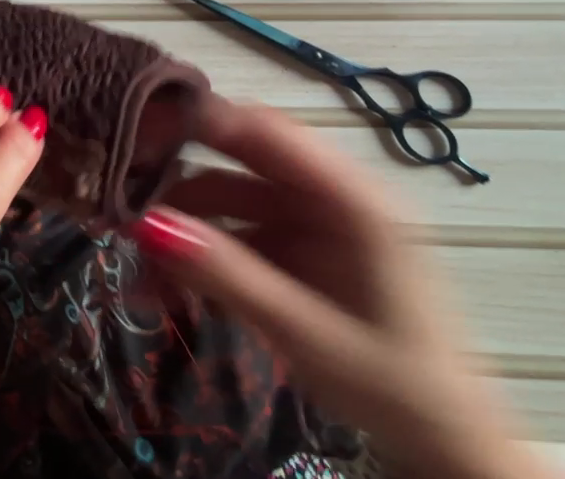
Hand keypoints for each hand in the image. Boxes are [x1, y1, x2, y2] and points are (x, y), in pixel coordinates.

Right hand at [132, 99, 551, 478]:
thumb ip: (226, 274)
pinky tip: (166, 283)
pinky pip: (235, 230)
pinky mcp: (298, 246)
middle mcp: (329, 194)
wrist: (449, 445)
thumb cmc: (395, 385)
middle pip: (237, 159)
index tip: (130, 126)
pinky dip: (199, 250)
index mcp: (352, 198)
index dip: (197, 119)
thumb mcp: (304, 332)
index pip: (264, 130)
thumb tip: (142, 224)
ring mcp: (313, 219)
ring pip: (227, 195)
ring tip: (135, 262)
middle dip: (175, 179)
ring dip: (180, 223)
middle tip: (114, 195)